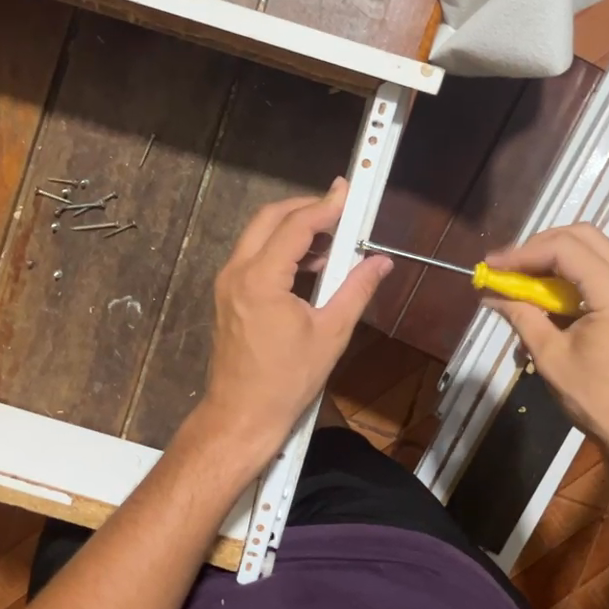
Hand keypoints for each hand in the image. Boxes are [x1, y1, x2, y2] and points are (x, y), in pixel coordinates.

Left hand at [199, 179, 391, 461]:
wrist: (242, 415)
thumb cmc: (287, 380)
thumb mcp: (331, 334)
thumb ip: (356, 290)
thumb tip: (381, 262)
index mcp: (261, 279)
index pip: (295, 226)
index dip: (325, 206)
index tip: (349, 193)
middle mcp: (237, 272)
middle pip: (270, 218)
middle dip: (306, 208)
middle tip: (341, 209)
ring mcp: (227, 282)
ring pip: (259, 234)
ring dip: (293, 228)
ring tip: (333, 240)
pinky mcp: (227, 294)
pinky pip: (254, 255)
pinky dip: (281, 248)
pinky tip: (311, 265)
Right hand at [484, 225, 608, 499]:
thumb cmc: (599, 401)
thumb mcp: (551, 358)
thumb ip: (522, 317)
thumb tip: (491, 296)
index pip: (565, 249)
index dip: (523, 253)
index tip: (492, 267)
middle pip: (584, 236)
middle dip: (541, 245)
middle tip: (508, 266)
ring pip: (595, 250)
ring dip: (556, 256)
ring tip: (523, 277)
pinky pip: (601, 272)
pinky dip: (571, 273)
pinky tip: (548, 295)